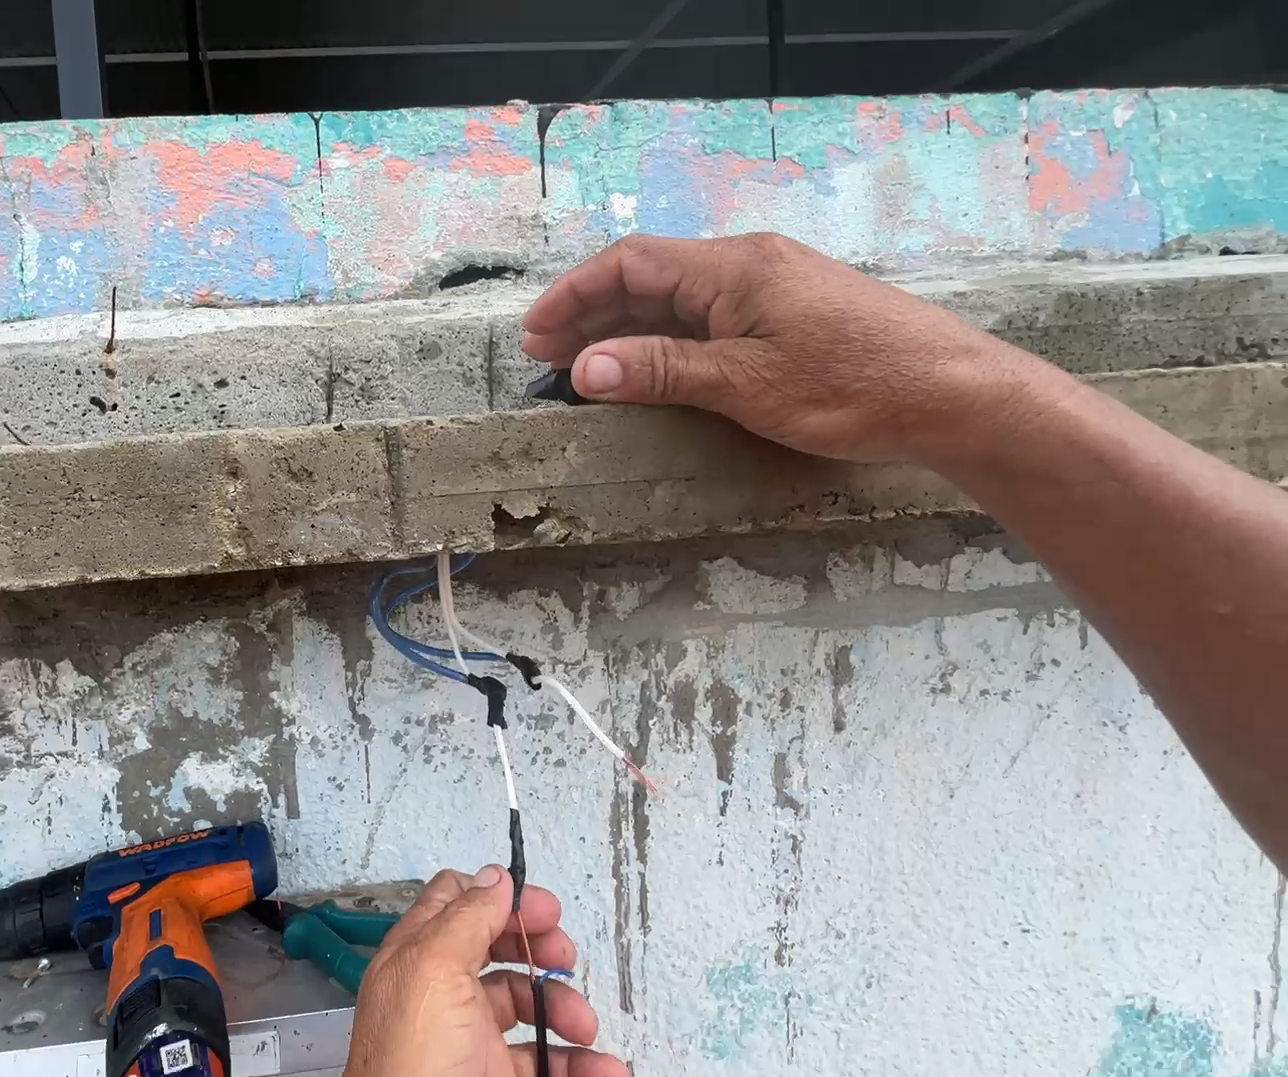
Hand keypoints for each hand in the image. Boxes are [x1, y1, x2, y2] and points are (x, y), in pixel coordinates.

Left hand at [343, 866, 628, 1076]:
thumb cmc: (413, 1060)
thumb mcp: (434, 969)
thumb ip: (466, 917)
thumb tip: (495, 876)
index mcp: (420, 955)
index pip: (456, 903)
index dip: (500, 896)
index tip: (542, 908)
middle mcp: (444, 992)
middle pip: (498, 949)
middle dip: (539, 948)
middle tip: (567, 956)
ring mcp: (471, 1040)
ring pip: (529, 1008)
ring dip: (568, 1010)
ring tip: (586, 1025)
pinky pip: (547, 1065)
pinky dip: (580, 1066)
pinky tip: (604, 1069)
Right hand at [520, 232, 1073, 463]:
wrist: (958, 397)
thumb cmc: (852, 385)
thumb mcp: (745, 382)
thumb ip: (660, 370)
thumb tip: (583, 368)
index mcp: (732, 268)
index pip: (630, 265)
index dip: (573, 295)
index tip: (534, 332)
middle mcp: (744, 268)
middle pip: (646, 281)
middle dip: (587, 314)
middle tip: (542, 354)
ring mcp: (765, 292)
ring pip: (671, 303)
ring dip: (619, 330)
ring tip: (575, 364)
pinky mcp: (781, 318)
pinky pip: (701, 323)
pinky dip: (658, 344)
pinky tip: (639, 368)